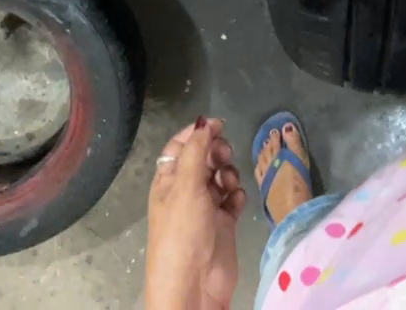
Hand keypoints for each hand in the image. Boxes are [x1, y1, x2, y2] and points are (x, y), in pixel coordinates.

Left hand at [145, 117, 245, 309]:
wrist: (194, 285)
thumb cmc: (183, 231)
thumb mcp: (186, 185)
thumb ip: (197, 150)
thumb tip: (203, 120)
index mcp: (168, 180)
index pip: (181, 146)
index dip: (197, 133)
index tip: (218, 124)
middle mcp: (186, 191)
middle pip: (203, 158)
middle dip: (216, 152)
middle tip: (224, 156)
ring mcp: (205, 208)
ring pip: (220, 177)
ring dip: (228, 174)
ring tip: (229, 184)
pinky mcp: (223, 223)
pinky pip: (232, 199)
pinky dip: (236, 195)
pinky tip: (236, 201)